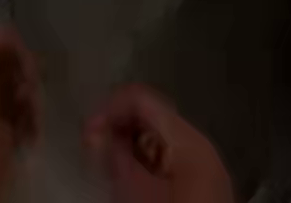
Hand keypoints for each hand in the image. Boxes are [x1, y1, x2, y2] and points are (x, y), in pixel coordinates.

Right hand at [85, 86, 230, 202]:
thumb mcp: (133, 192)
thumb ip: (111, 155)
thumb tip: (93, 130)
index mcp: (189, 140)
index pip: (141, 99)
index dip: (109, 107)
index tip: (87, 130)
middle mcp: (199, 146)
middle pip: (149, 116)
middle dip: (117, 127)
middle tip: (91, 146)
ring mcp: (203, 167)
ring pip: (155, 138)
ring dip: (127, 145)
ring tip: (105, 164)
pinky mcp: (200, 187)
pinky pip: (164, 159)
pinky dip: (142, 162)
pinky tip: (125, 177)